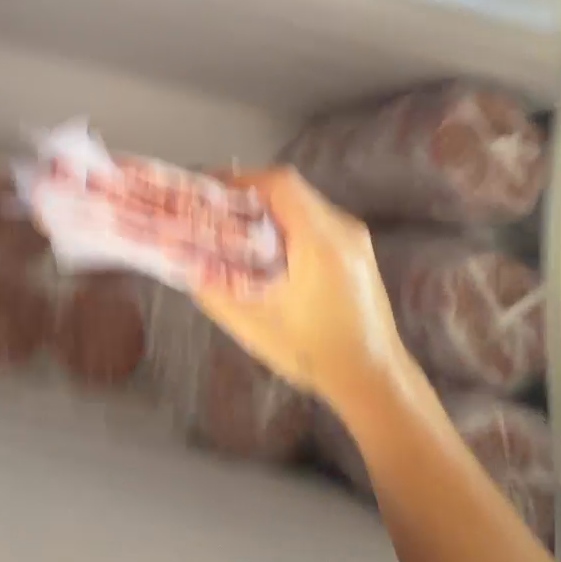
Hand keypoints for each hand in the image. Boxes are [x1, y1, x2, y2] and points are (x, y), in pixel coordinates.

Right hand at [193, 166, 410, 405]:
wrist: (377, 381)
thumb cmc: (317, 355)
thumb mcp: (256, 327)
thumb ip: (215, 291)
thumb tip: (183, 262)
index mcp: (321, 244)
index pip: (280, 185)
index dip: (241, 180)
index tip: (209, 193)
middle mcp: (343, 230)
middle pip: (289, 188)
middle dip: (247, 193)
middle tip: (215, 211)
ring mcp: (354, 237)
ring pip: (301, 200)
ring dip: (266, 206)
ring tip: (235, 228)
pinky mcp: (355, 248)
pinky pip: (314, 216)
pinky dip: (284, 220)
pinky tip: (266, 247)